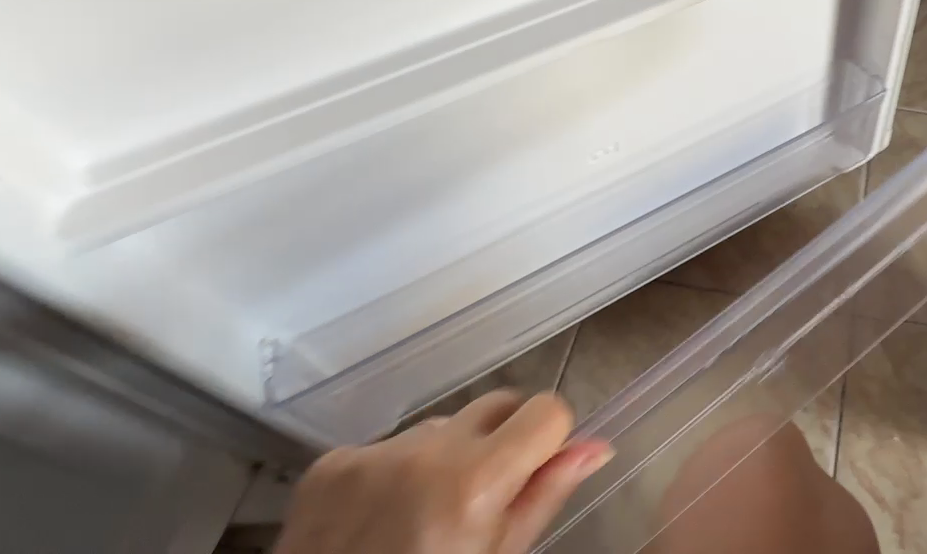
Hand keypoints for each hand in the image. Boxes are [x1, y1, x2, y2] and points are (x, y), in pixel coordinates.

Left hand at [275, 390, 612, 553]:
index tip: (533, 473)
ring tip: (421, 517)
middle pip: (497, 405)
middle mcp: (428, 451)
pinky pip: (389, 446)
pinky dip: (393, 474)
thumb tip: (596, 445)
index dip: (548, 441)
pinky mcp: (330, 463)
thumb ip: (544, 497)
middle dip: (502, 439)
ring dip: (446, 458)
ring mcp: (373, 453)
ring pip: (442, 427)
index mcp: (476, 482)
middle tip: (482, 498)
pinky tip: (378, 520)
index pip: (546, 409)